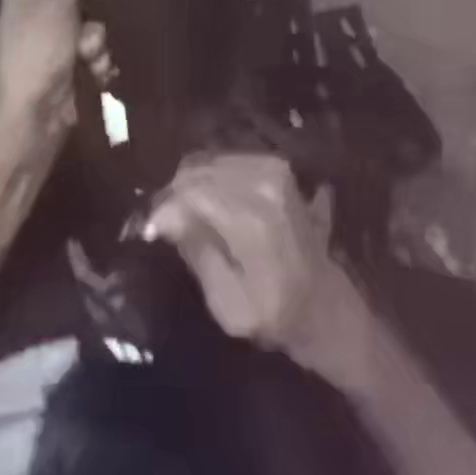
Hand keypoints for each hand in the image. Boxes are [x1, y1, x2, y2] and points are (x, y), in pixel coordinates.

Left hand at [0, 0, 109, 141]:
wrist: (33, 120)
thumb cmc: (37, 54)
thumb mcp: (56, 1)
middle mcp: (41, 10)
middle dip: (97, 17)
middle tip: (88, 34)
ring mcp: (57, 41)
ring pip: (98, 27)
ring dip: (99, 45)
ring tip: (88, 61)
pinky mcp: (72, 67)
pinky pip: (99, 53)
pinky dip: (100, 65)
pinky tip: (95, 76)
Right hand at [143, 153, 366, 376]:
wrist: (325, 303)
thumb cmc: (276, 314)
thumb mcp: (228, 305)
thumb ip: (197, 254)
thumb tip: (162, 217)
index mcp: (255, 221)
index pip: (191, 192)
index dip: (164, 209)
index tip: (149, 232)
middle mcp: (266, 184)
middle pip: (197, 171)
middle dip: (173, 196)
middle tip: (164, 225)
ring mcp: (275, 170)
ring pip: (208, 162)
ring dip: (189, 187)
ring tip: (184, 217)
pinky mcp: (276, 166)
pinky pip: (224, 160)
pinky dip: (208, 179)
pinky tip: (206, 206)